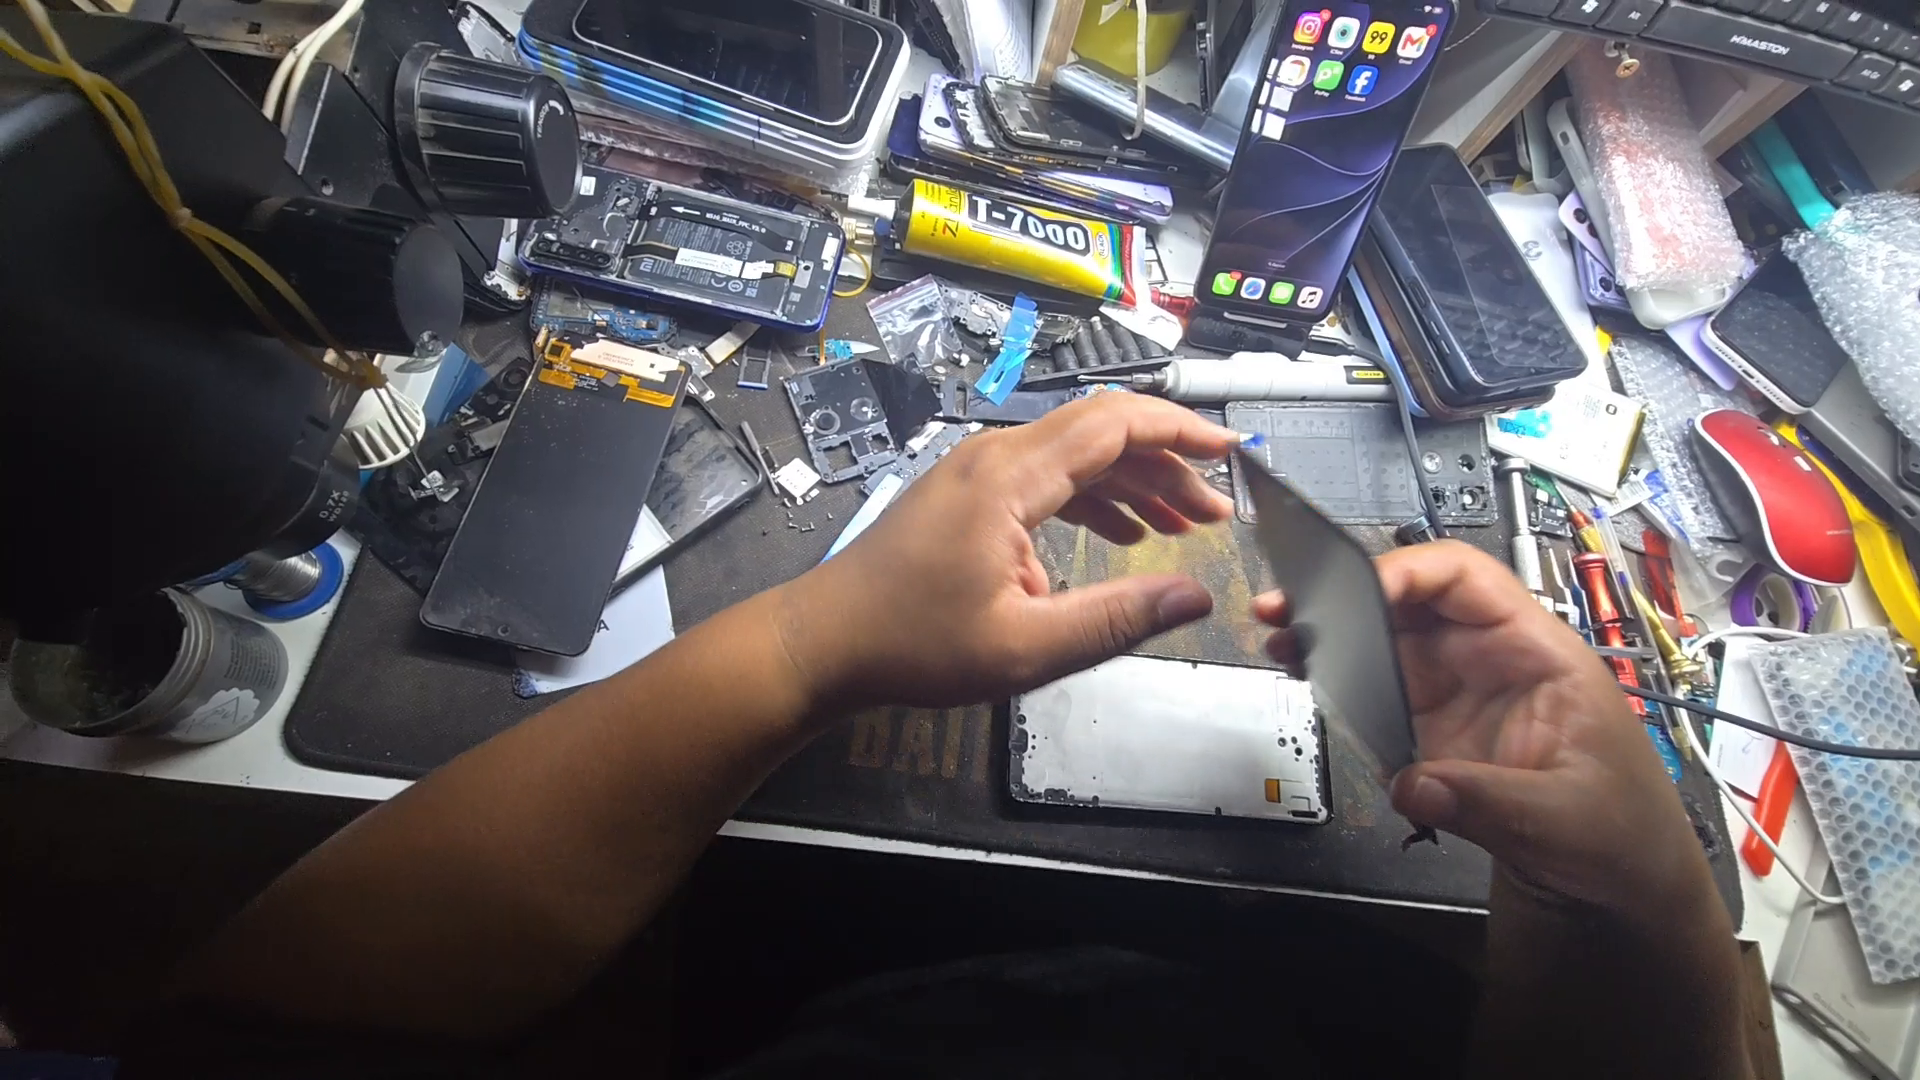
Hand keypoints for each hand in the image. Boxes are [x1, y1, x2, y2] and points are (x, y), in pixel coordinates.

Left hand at [771, 393, 1240, 712]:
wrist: (826, 639)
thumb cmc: (914, 644)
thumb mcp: (1025, 647)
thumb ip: (1116, 619)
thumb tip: (1195, 597)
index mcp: (1010, 477)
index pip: (1113, 423)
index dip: (1180, 432)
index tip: (1229, 454)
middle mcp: (994, 456)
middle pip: (1098, 434)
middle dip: (1164, 465)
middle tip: (1212, 512)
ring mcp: (976, 471)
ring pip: (1072, 456)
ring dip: (1129, 483)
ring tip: (1178, 524)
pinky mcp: (966, 493)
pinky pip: (1043, 479)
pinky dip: (1088, 498)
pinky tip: (1117, 533)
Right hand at [1255, 541, 1709, 911]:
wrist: (1604, 880)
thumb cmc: (1616, 836)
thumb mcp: (1569, 822)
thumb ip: (1491, 804)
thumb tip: (1410, 787)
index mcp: (1531, 651)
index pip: (1464, 578)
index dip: (1407, 571)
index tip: (1354, 593)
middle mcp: (1479, 654)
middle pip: (1404, 597)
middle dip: (1342, 592)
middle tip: (1285, 608)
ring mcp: (1444, 684)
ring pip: (1376, 632)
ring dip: (1324, 628)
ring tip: (1279, 638)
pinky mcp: (1417, 715)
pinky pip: (1365, 675)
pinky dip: (1327, 668)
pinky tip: (1300, 672)